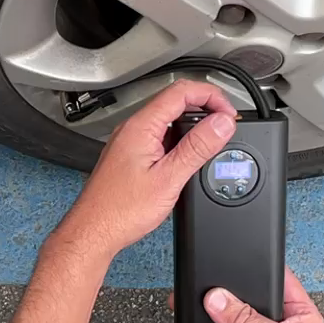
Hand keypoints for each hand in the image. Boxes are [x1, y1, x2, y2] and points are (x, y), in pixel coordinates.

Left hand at [56, 80, 237, 256]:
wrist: (94, 230)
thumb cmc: (120, 210)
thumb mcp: (169, 178)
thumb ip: (197, 148)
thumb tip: (221, 124)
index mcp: (141, 127)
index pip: (181, 91)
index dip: (211, 96)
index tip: (228, 112)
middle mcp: (132, 129)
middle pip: (175, 101)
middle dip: (204, 108)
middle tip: (224, 126)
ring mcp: (129, 141)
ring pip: (167, 120)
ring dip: (192, 126)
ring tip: (211, 142)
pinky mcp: (130, 155)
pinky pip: (158, 137)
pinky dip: (178, 141)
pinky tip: (187, 158)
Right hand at [203, 267, 323, 322]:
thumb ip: (245, 318)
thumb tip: (219, 299)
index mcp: (300, 314)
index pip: (282, 280)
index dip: (264, 271)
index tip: (243, 263)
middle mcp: (280, 322)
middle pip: (252, 295)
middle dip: (235, 297)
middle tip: (220, 294)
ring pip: (232, 313)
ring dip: (221, 319)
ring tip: (215, 321)